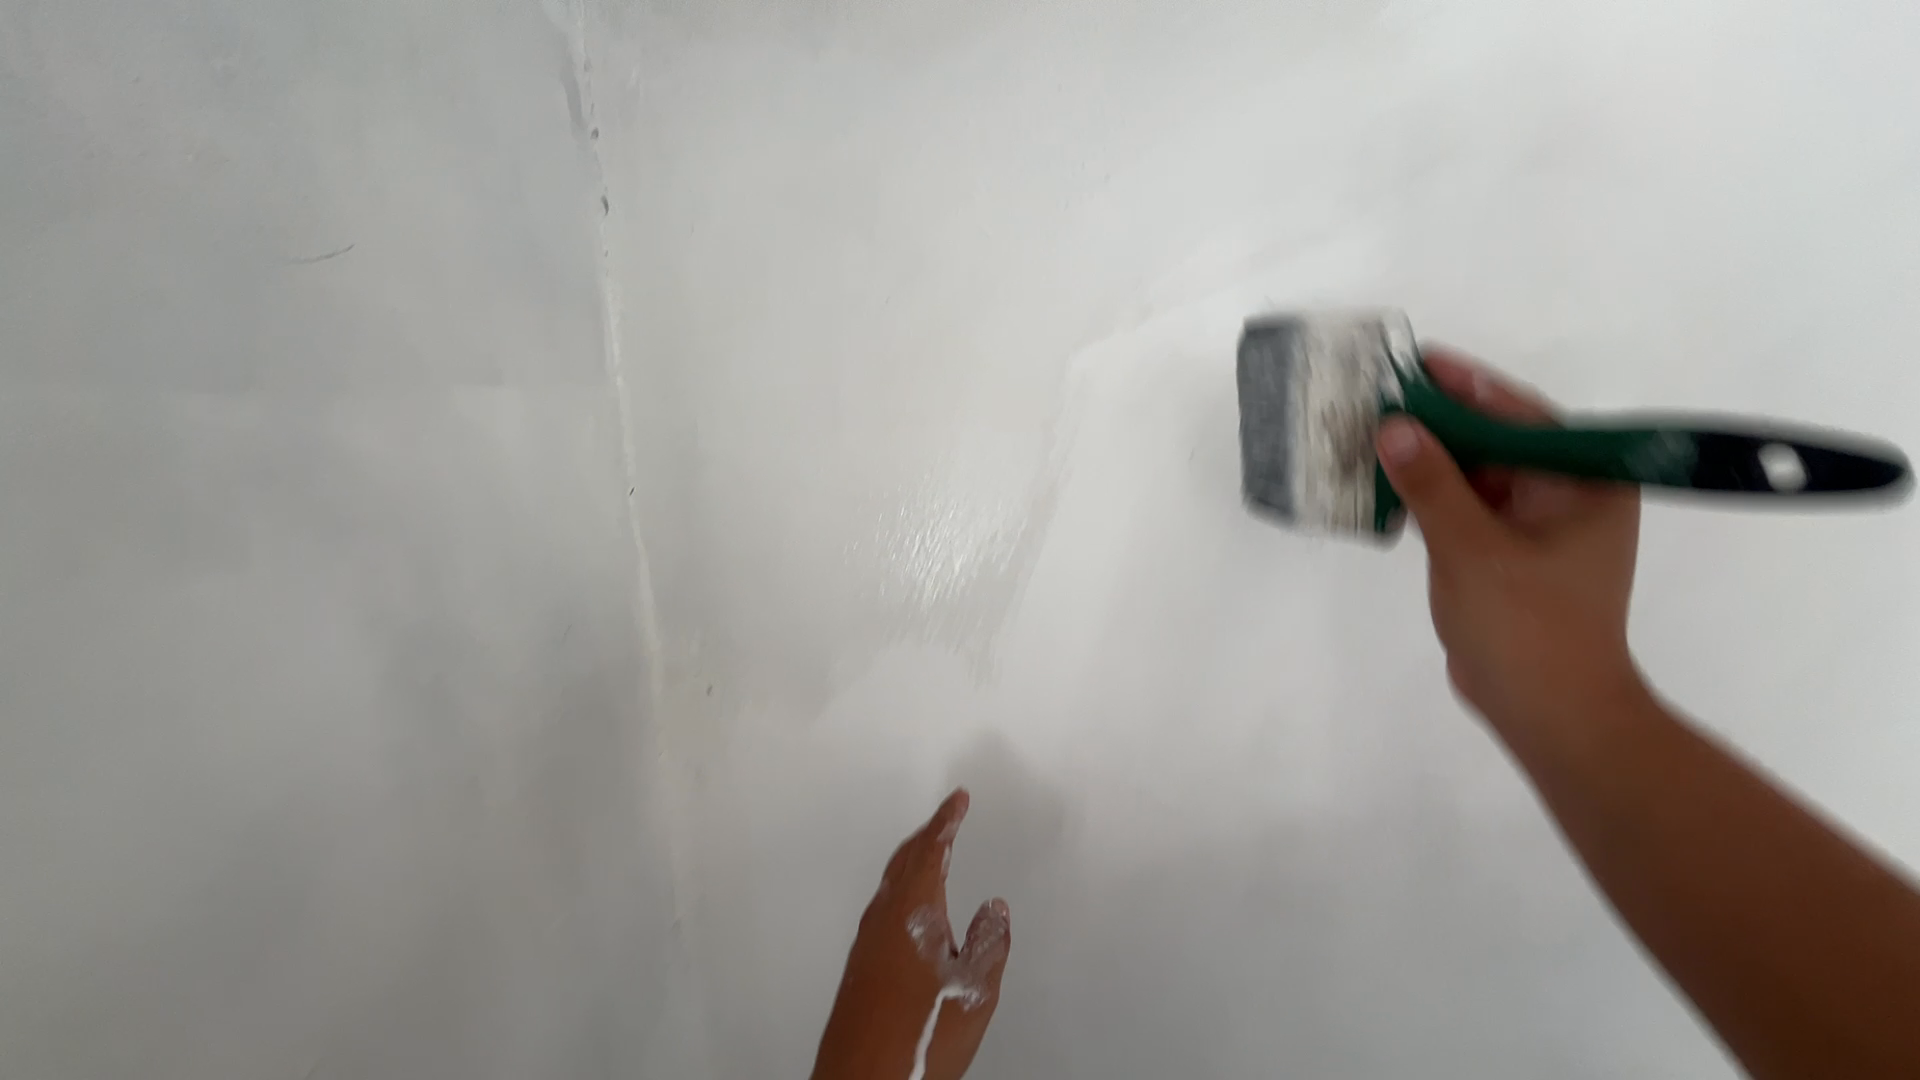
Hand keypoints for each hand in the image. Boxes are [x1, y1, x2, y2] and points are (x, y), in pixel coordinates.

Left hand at [810, 790, 1010, 1079]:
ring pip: (892, 879)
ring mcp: (867, 938)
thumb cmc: (917, 1036)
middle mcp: (884, 916)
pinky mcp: (860, 961)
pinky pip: (884, 902)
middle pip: (906, 857)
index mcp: (913, 910)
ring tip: (931, 847)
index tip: (957, 798)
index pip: (932, 849)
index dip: (946, 818)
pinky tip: (910, 901)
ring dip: (914, 856)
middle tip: (946, 815)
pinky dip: (902, 884)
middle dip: (928, 831)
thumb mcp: (975, 990)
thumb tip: (995, 910)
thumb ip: (990, 943)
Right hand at [1375, 349, 1651, 751]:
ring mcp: (1532, 527)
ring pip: (1473, 475)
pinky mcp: (1501, 553)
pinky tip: (1381, 485)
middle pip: (1495, 441)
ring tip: (1370, 435)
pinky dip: (1425, 496)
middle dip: (1437, 421)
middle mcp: (1563, 495)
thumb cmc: (1525, 623)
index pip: (1521, 416)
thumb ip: (1431, 484)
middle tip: (1379, 398)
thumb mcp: (1471, 547)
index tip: (1414, 363)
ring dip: (1425, 459)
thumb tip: (1391, 427)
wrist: (1545, 708)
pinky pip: (1460, 508)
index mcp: (1582, 483)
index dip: (1466, 386)